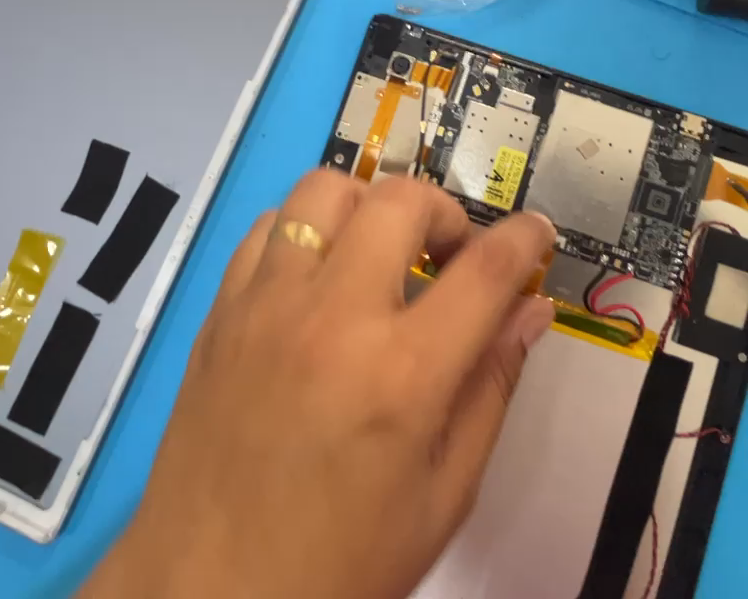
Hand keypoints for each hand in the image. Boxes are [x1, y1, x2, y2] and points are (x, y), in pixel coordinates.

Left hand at [81, 170, 557, 598]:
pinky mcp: (222, 311)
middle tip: (450, 256)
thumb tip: (530, 311)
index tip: (536, 231)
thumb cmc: (343, 560)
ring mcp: (268, 306)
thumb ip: (492, 388)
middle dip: (444, 213)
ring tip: (380, 252)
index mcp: (402, 375)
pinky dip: (306, 230)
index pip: (484, 272)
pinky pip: (268, 228)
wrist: (210, 592)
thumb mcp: (444, 493)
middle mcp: (333, 318)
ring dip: (369, 206)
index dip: (524, 239)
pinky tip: (318, 275)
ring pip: (323, 190)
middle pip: (400, 202)